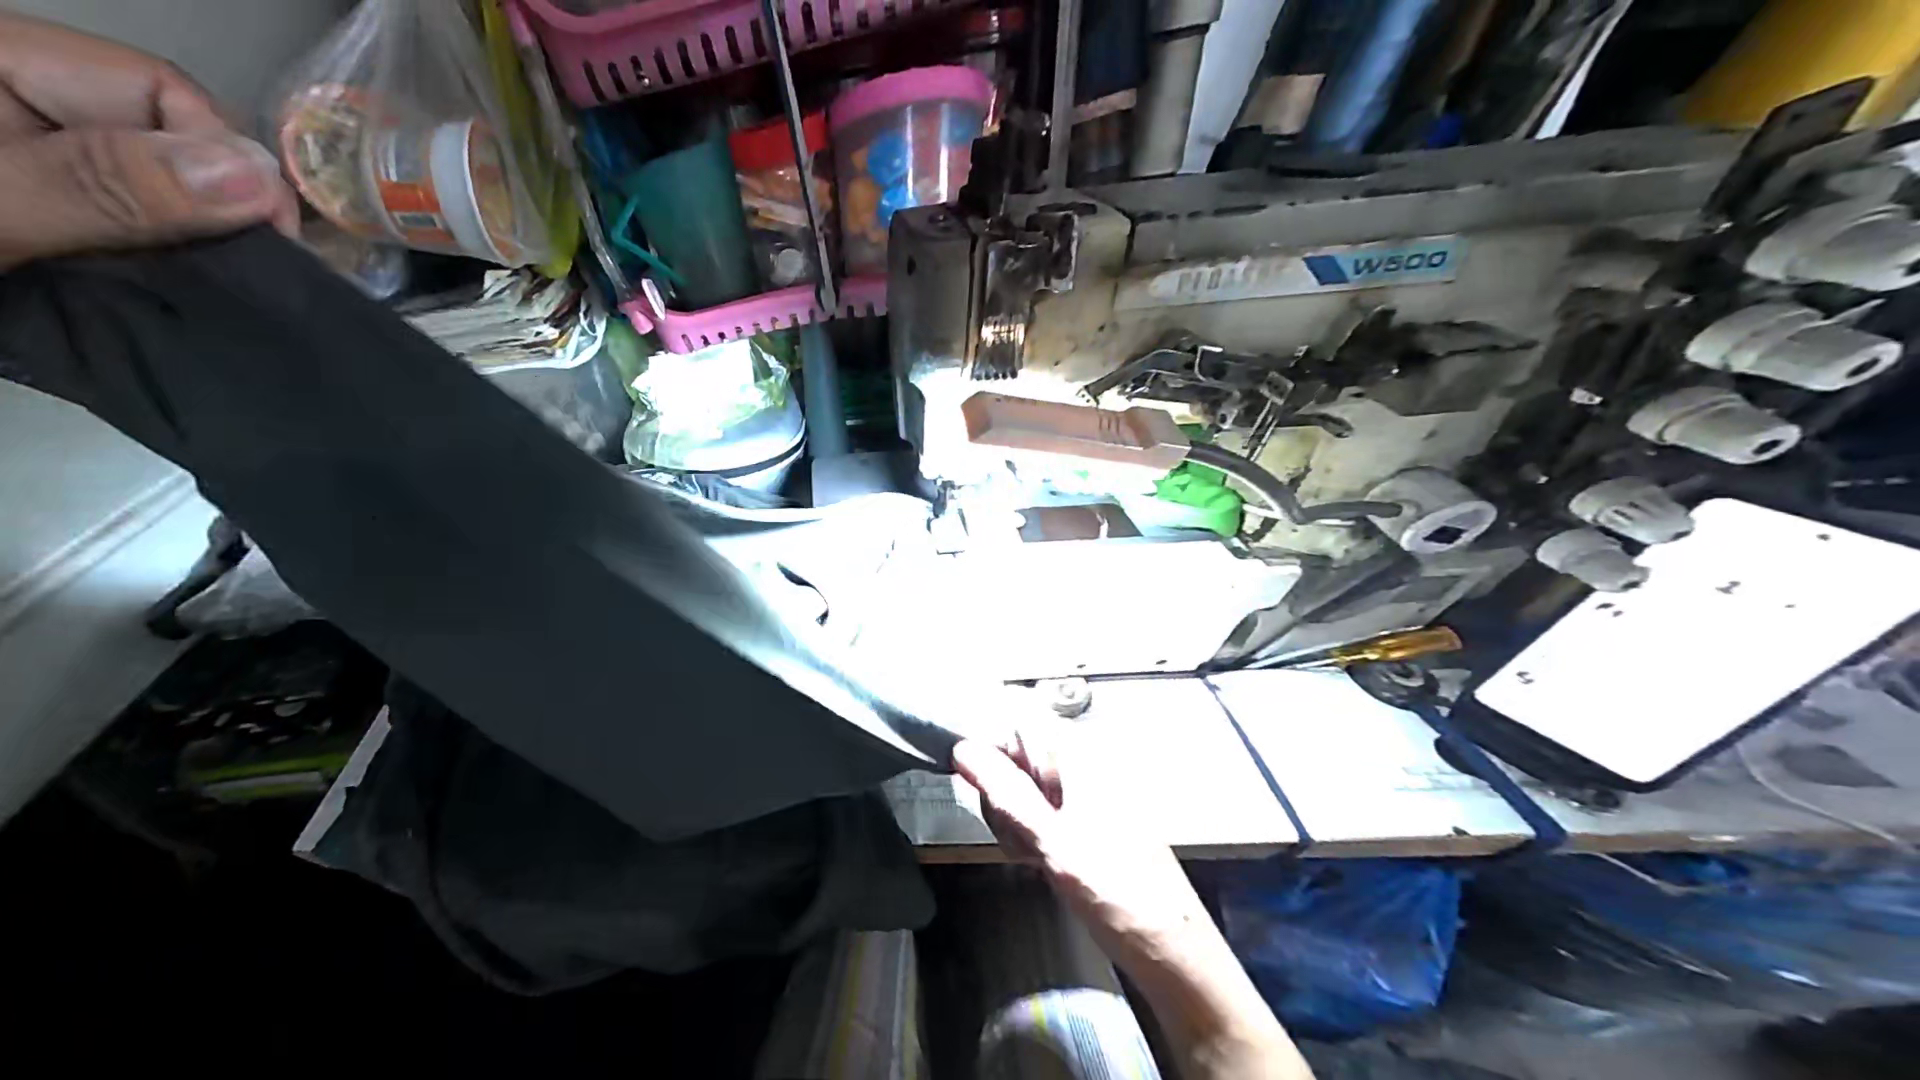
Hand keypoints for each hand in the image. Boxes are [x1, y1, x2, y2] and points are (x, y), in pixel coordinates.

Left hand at [0, 14, 296, 270]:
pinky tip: (173, 291)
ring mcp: (39, 154)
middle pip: (172, 139)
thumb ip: (106, 187)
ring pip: (169, 187)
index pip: (161, 92)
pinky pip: (143, 222)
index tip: (266, 249)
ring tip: (206, 295)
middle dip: (219, 211)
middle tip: (238, 285)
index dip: (228, 165)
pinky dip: (172, 260)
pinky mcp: (52, 203)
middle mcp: (18, 96)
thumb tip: (256, 178)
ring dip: (200, 245)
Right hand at [955, 731, 1311, 1079]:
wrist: (1170, 947)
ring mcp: (1087, 790)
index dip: (987, 753)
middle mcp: (1083, 761)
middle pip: (1015, 756)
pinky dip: (1032, 833)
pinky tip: (1042, 861)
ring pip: (1024, 788)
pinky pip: (1043, 810)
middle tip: (1014, 836)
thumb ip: (1004, 791)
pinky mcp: (1088, 816)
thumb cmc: (1116, 892)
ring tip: (1033, 855)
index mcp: (1078, 754)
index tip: (974, 790)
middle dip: (1001, 794)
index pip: (1013, 723)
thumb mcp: (1050, 841)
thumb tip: (963, 750)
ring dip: (1014, 820)